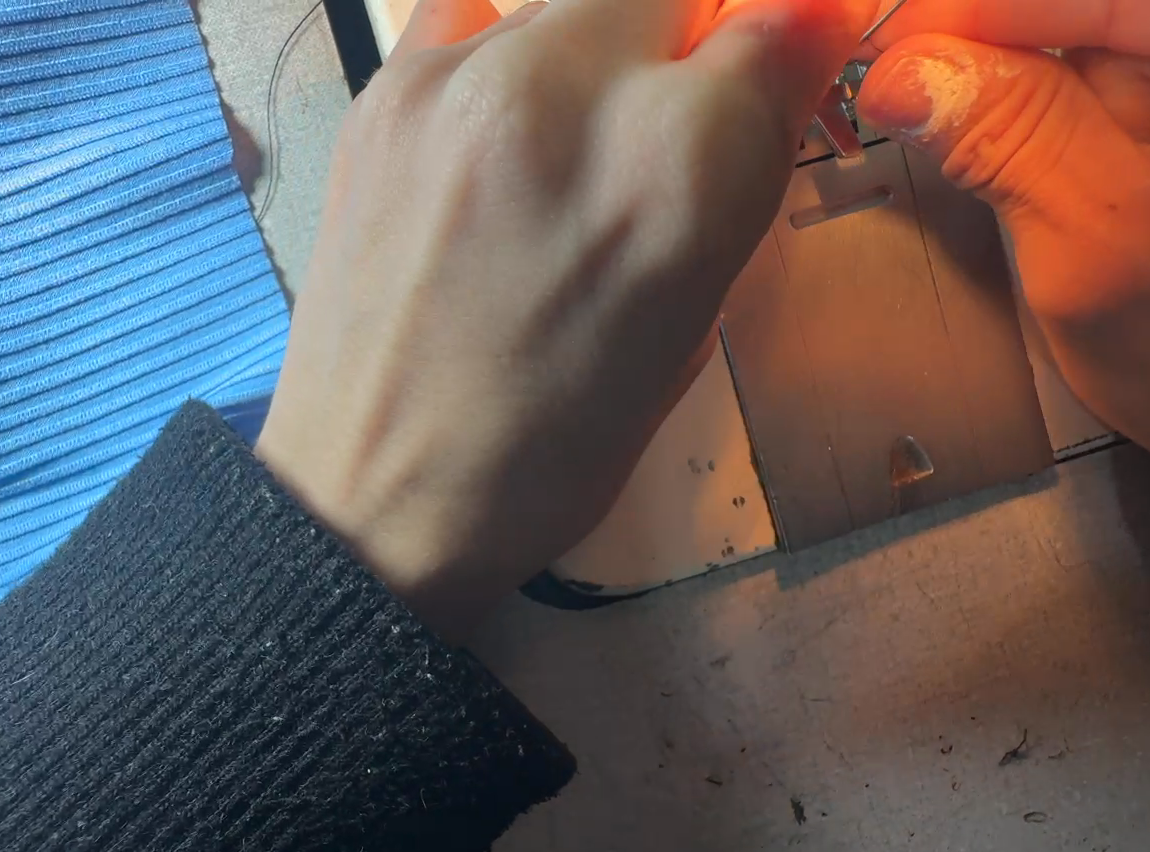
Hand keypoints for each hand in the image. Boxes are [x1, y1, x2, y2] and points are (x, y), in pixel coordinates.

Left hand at [258, 0, 873, 640]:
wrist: (367, 503)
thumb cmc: (536, 469)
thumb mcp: (676, 358)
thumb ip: (729, 210)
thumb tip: (762, 97)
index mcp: (675, 179)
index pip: (782, 31)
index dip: (778, 73)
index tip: (753, 111)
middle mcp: (568, 93)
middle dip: (679, 55)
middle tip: (644, 142)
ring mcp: (458, 84)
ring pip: (570, 0)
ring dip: (591, 59)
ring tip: (554, 162)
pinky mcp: (379, 100)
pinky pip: (472, 19)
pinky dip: (501, 59)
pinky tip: (488, 143)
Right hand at [853, 0, 1149, 638]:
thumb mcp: (1107, 251)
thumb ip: (1010, 142)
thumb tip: (904, 70)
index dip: (989, 12)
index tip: (884, 50)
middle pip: (1130, 4)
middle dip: (1017, 61)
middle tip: (930, 119)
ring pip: (1126, 32)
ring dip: (1051, 98)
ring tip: (1065, 194)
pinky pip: (1145, 63)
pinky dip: (1077, 114)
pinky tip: (1081, 175)